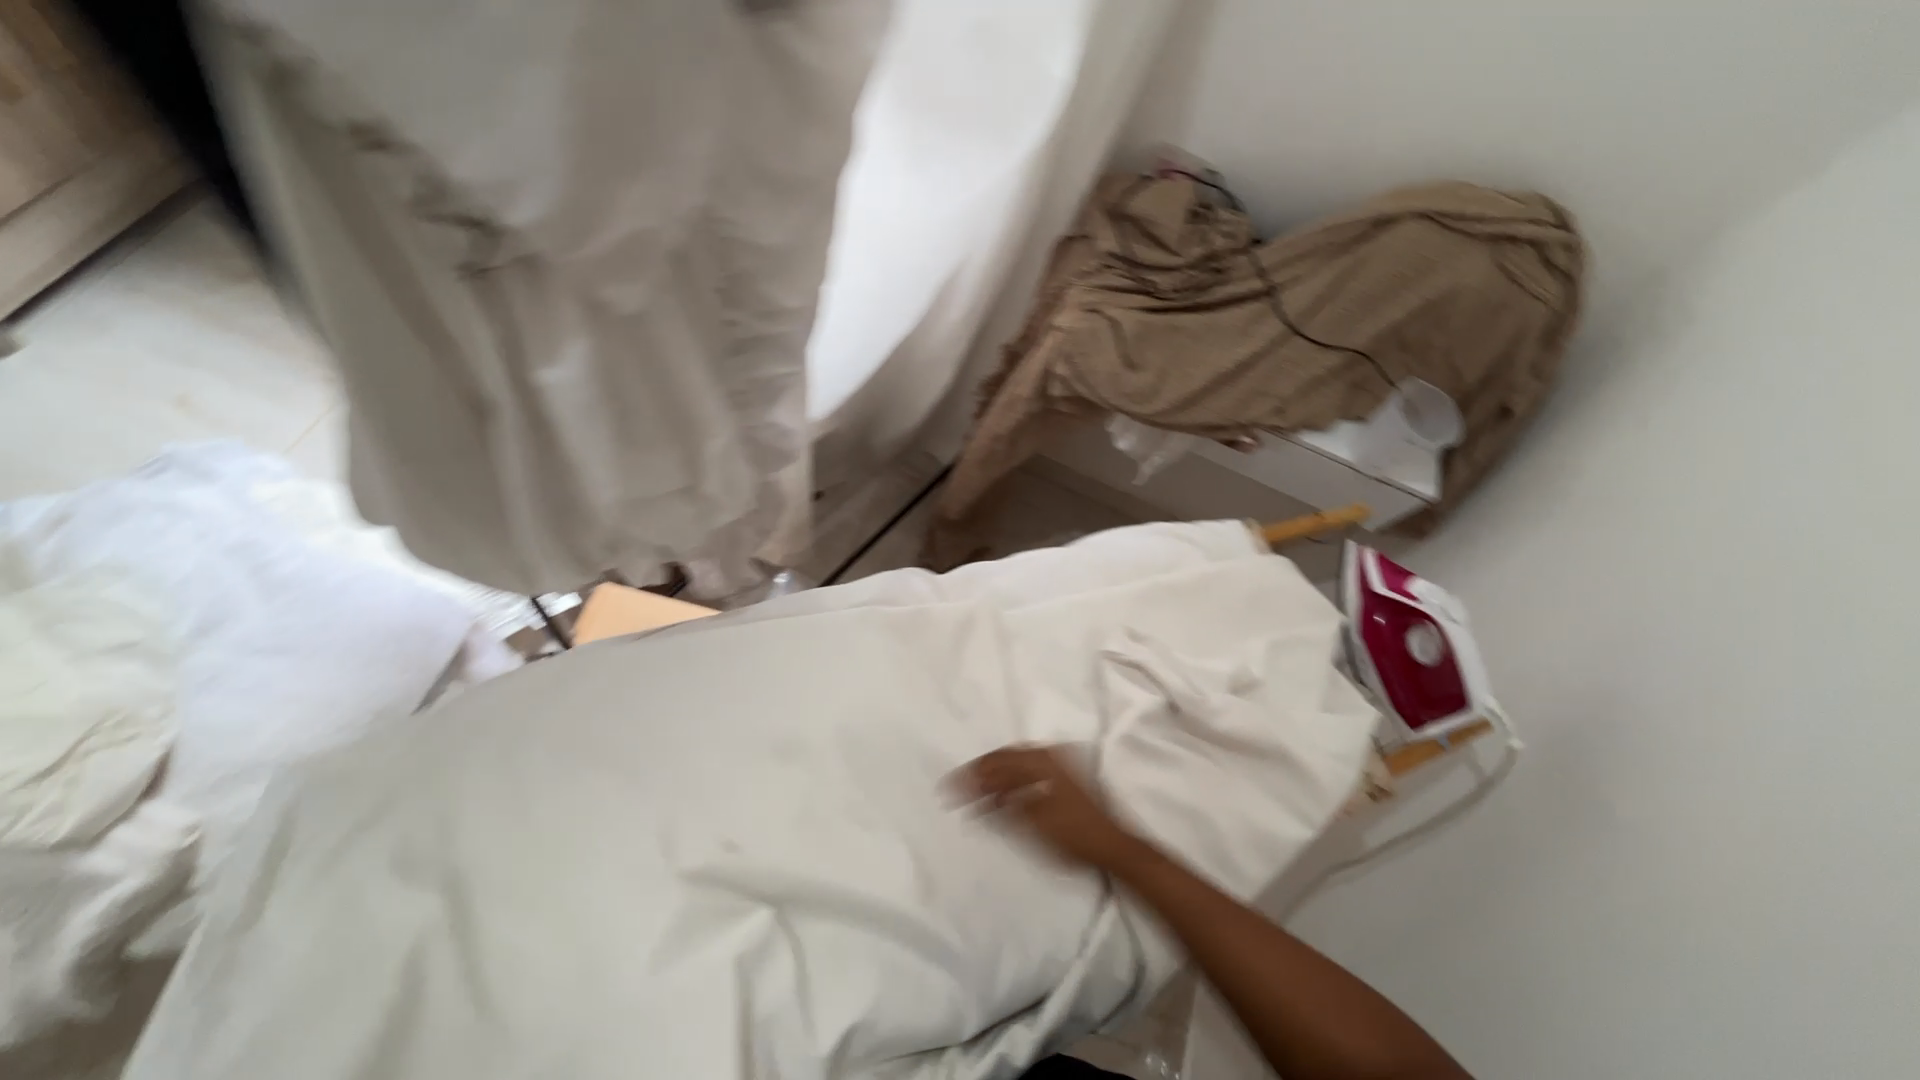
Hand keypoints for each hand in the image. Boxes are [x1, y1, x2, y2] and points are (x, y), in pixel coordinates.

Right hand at [949, 745, 1150, 874]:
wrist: (1112, 847)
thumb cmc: (1072, 836)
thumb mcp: (1030, 823)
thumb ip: (999, 804)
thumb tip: (971, 791)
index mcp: (1041, 761)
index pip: (996, 761)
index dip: (970, 774)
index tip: (949, 788)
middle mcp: (1051, 755)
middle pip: (1007, 756)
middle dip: (981, 770)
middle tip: (959, 786)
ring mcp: (1062, 764)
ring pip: (1019, 760)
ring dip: (997, 772)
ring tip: (977, 790)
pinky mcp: (1068, 776)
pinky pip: (1032, 767)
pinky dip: (1014, 776)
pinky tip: (1005, 793)